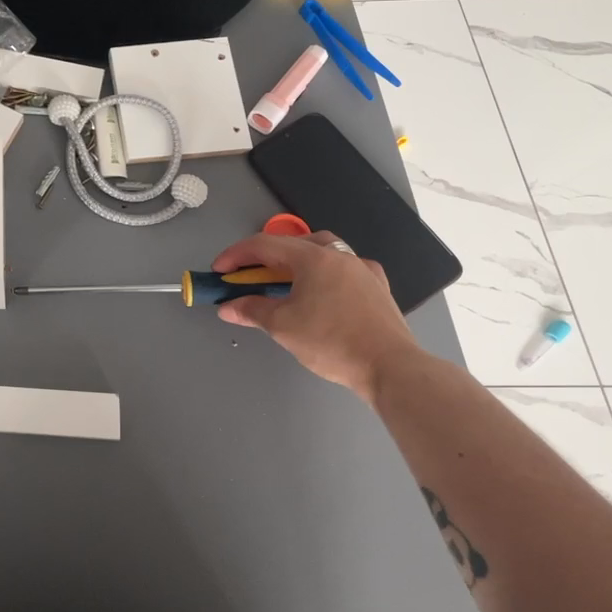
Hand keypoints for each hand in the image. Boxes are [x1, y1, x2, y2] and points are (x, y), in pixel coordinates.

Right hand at [212, 231, 422, 403]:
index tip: (219, 271)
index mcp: (312, 257)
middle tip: (251, 277)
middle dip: (266, 257)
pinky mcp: (379, 288)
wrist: (392, 368)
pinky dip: (327, 274)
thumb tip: (227, 307)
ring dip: (298, 261)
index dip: (236, 255)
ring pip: (323, 251)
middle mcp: (338, 255)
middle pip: (294, 243)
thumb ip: (252, 310)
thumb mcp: (283, 327)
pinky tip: (325, 291)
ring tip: (287, 282)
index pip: (264, 245)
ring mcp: (363, 269)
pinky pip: (346, 269)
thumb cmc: (332, 342)